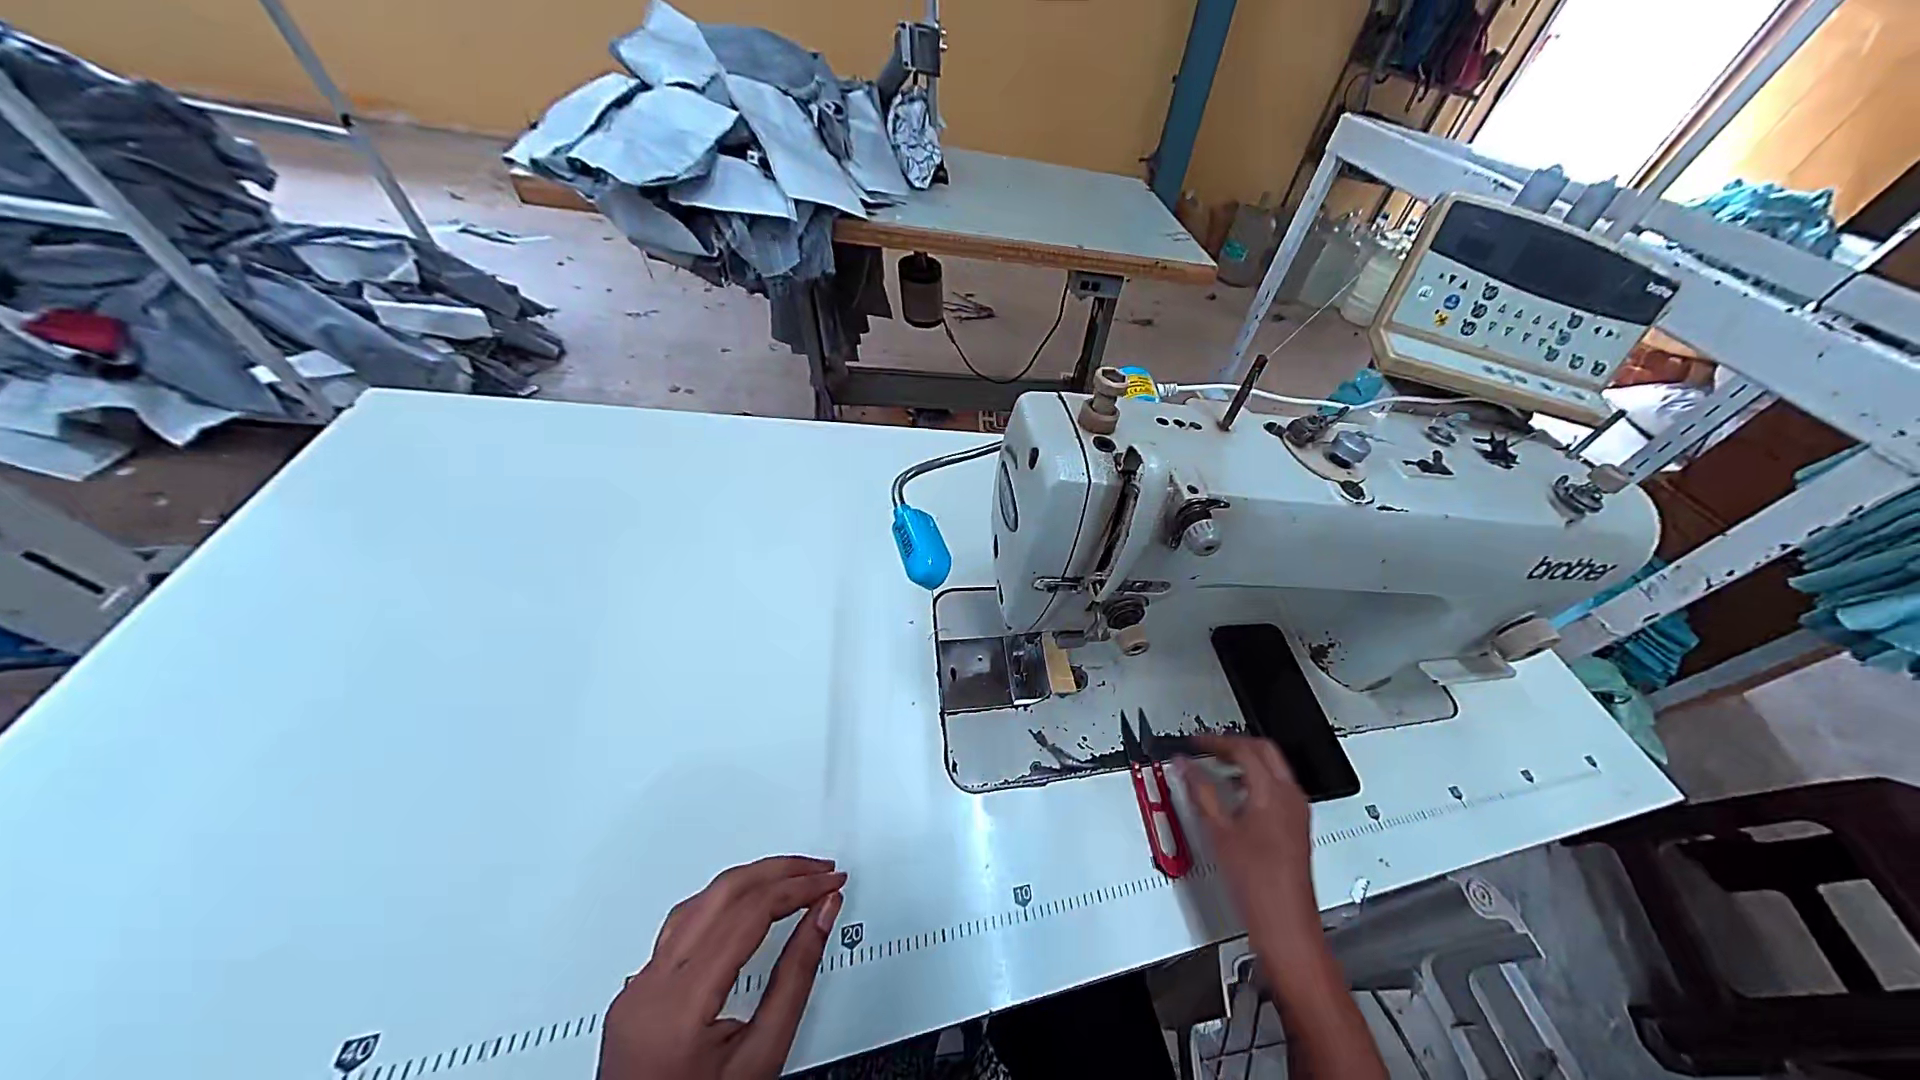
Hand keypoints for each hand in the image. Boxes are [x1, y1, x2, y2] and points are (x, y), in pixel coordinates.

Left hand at [599, 856, 845, 1079]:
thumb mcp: (762, 1056)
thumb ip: (795, 977)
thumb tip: (821, 915)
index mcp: (681, 1002)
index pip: (749, 912)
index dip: (797, 887)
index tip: (829, 882)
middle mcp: (651, 984)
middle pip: (724, 892)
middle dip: (779, 871)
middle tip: (819, 870)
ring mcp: (638, 985)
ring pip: (699, 901)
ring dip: (751, 881)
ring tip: (790, 878)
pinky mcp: (636, 990)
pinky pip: (680, 925)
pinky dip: (720, 903)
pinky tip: (741, 903)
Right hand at [1179, 736, 1319, 952]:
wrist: (1285, 926)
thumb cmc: (1258, 887)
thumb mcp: (1217, 832)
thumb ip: (1199, 791)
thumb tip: (1184, 766)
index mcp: (1272, 793)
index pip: (1244, 749)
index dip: (1215, 741)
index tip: (1195, 743)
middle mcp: (1291, 799)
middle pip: (1264, 751)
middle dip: (1234, 744)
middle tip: (1207, 747)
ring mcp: (1297, 813)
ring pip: (1273, 768)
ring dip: (1246, 761)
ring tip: (1216, 766)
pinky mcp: (1297, 827)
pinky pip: (1278, 788)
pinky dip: (1255, 780)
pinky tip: (1236, 795)